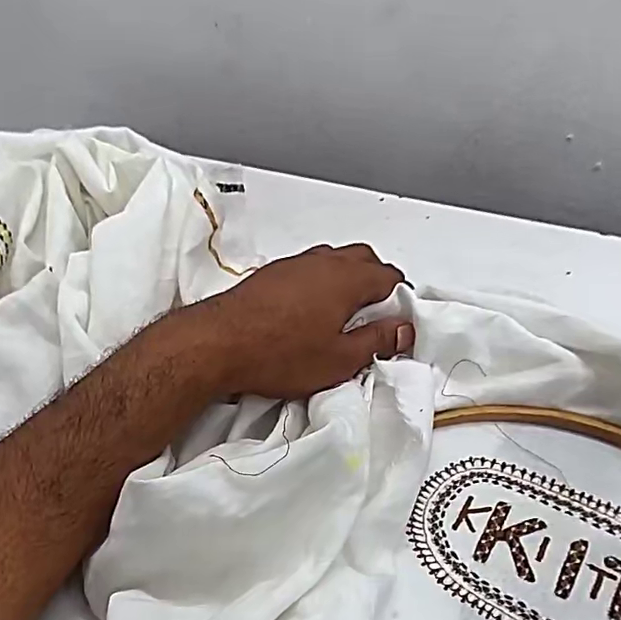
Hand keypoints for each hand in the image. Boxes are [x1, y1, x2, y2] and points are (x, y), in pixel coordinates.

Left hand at [156, 243, 413, 398]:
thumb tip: (402, 330)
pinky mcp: (268, 277)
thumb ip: (376, 342)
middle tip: (374, 315)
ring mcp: (292, 266)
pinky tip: (307, 313)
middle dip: (375, 282)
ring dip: (343, 281)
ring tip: (341, 316)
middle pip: (362, 260)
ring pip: (331, 263)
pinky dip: (315, 286)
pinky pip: (304, 273)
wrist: (218, 344)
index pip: (389, 277)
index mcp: (348, 278)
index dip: (399, 300)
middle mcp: (321, 262)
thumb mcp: (339, 360)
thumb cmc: (277, 353)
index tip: (396, 323)